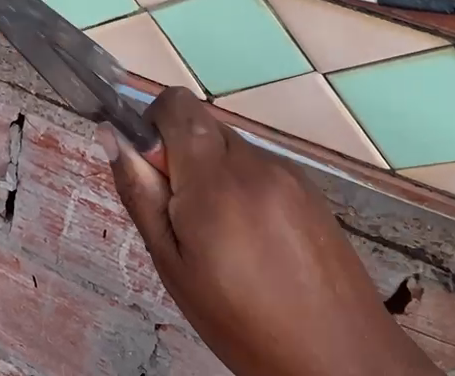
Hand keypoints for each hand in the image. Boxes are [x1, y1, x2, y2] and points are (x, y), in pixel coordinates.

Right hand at [104, 88, 442, 375]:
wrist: (344, 364)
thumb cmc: (243, 322)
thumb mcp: (173, 265)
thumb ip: (140, 193)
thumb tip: (111, 136)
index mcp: (215, 179)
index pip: (175, 104)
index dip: (152, 125)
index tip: (154, 173)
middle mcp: (255, 163)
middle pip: (200, 122)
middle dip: (180, 153)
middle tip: (184, 215)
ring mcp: (289, 174)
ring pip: (229, 145)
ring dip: (212, 171)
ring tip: (222, 236)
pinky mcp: (311, 190)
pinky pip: (259, 167)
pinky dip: (243, 186)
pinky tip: (255, 240)